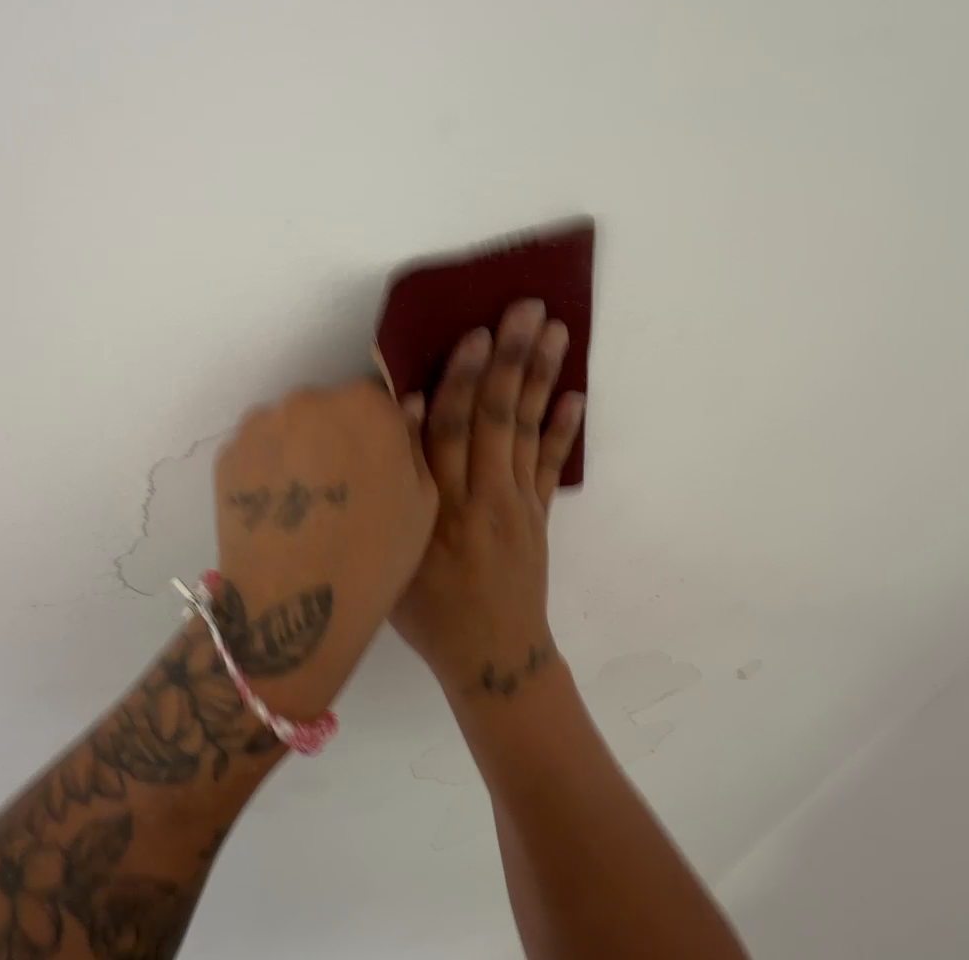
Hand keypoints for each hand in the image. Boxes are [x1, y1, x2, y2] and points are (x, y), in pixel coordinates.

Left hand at [213, 381, 437, 715]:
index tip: (376, 467)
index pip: (376, 400)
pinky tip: (277, 512)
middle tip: (340, 490)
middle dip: (335, 437)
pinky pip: (258, 452)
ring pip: (289, 427)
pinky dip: (267, 472)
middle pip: (328, 408)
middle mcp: (310, 400)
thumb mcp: (422, 501)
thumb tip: (407, 407)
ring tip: (304, 506)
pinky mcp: (228, 454)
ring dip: (298, 451)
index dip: (379, 433)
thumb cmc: (375, 555)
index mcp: (366, 405)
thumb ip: (414, 442)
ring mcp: (263, 425)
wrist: (294, 603)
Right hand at [391, 299, 585, 698]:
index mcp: (440, 509)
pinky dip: (563, 429)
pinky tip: (575, 394)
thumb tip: (404, 422)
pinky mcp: (539, 516)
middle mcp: (483, 498)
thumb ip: (397, 493)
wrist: (493, 659)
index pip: (449, 434)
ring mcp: (518, 505)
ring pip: (527, 431)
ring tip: (555, 331)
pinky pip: (551, 465)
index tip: (473, 335)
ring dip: (540, 378)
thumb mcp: (393, 562)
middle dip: (509, 360)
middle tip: (525, 309)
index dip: (461, 382)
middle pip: (495, 419)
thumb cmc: (428, 613)